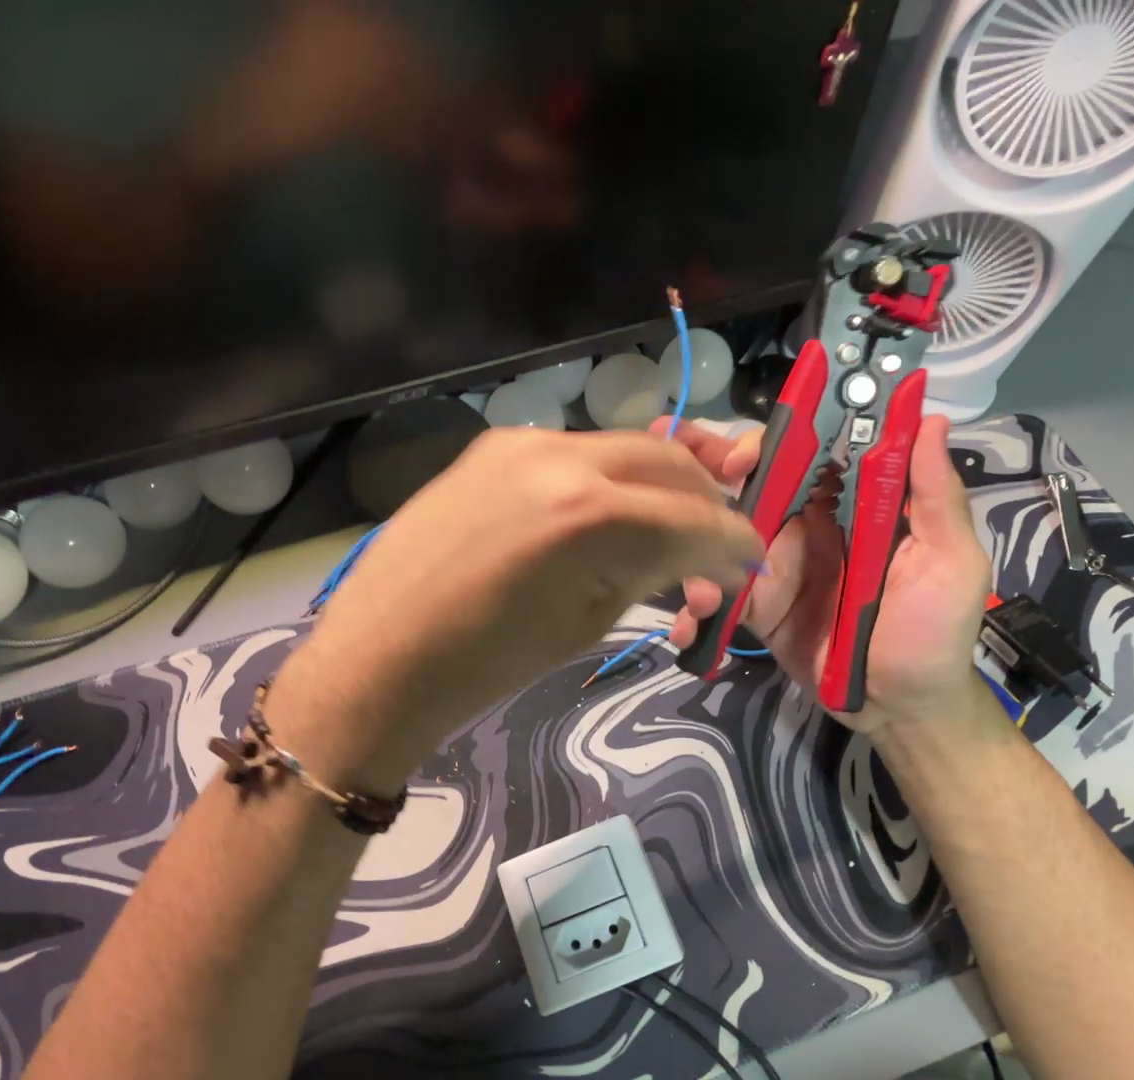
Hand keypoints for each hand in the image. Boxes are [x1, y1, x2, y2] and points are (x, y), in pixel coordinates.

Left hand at [269, 428, 764, 790]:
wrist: (384, 652)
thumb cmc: (487, 662)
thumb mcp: (588, 620)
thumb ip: (650, 567)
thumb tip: (700, 552)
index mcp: (598, 517)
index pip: (699, 518)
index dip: (736, 542)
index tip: (750, 559)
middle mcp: (568, 458)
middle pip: (670, 462)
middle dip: (704, 502)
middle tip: (713, 544)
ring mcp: (525, 442)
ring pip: (623, 448)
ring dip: (656, 484)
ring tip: (661, 529)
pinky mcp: (493, 444)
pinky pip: (573, 451)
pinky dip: (604, 478)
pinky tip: (601, 514)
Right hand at [655, 415, 991, 737]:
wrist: (902, 707)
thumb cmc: (935, 631)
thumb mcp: (951, 562)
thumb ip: (936, 496)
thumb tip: (931, 420)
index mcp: (847, 505)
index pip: (801, 455)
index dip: (765, 445)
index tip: (736, 458)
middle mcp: (803, 526)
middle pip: (747, 484)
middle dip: (701, 472)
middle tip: (668, 477)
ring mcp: (773, 567)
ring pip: (719, 537)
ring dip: (695, 551)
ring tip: (699, 595)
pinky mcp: (755, 608)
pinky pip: (716, 595)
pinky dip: (695, 607)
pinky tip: (690, 626)